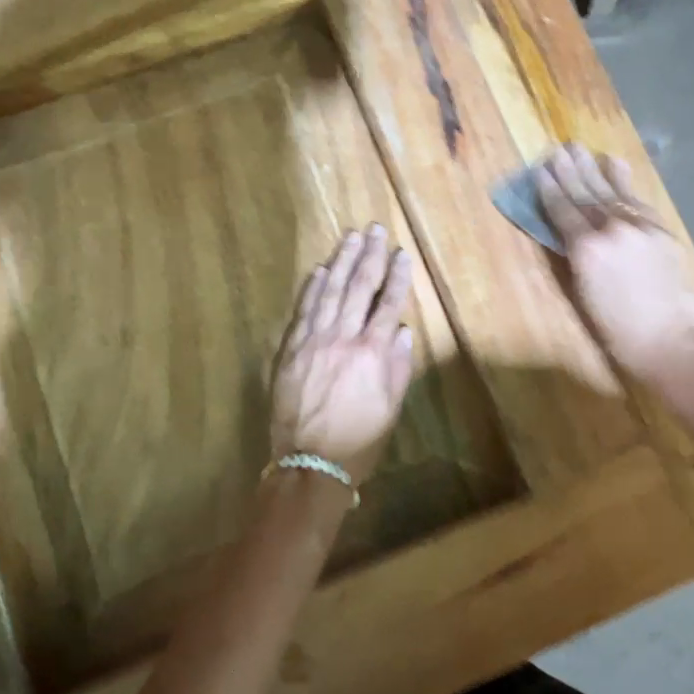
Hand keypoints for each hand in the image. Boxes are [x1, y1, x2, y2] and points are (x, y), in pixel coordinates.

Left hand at [270, 225, 415, 483]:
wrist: (310, 463)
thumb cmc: (359, 441)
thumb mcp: (390, 408)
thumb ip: (398, 367)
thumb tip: (402, 329)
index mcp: (373, 353)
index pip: (388, 304)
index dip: (396, 277)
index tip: (401, 254)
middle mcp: (344, 338)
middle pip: (358, 288)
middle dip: (369, 257)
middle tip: (376, 229)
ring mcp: (313, 341)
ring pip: (329, 292)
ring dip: (340, 262)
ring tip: (351, 238)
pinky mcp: (290, 350)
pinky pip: (303, 311)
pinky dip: (312, 288)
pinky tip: (319, 270)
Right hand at [536, 144, 693, 384]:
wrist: (667, 339)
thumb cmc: (615, 328)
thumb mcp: (582, 292)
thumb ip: (575, 254)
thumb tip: (568, 231)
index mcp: (586, 248)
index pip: (563, 210)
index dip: (550, 189)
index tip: (541, 169)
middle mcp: (612, 228)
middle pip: (586, 194)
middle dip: (570, 171)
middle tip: (559, 149)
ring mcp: (640, 226)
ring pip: (612, 191)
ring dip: (594, 169)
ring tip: (580, 149)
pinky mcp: (661, 230)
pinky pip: (637, 200)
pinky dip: (624, 182)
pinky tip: (616, 165)